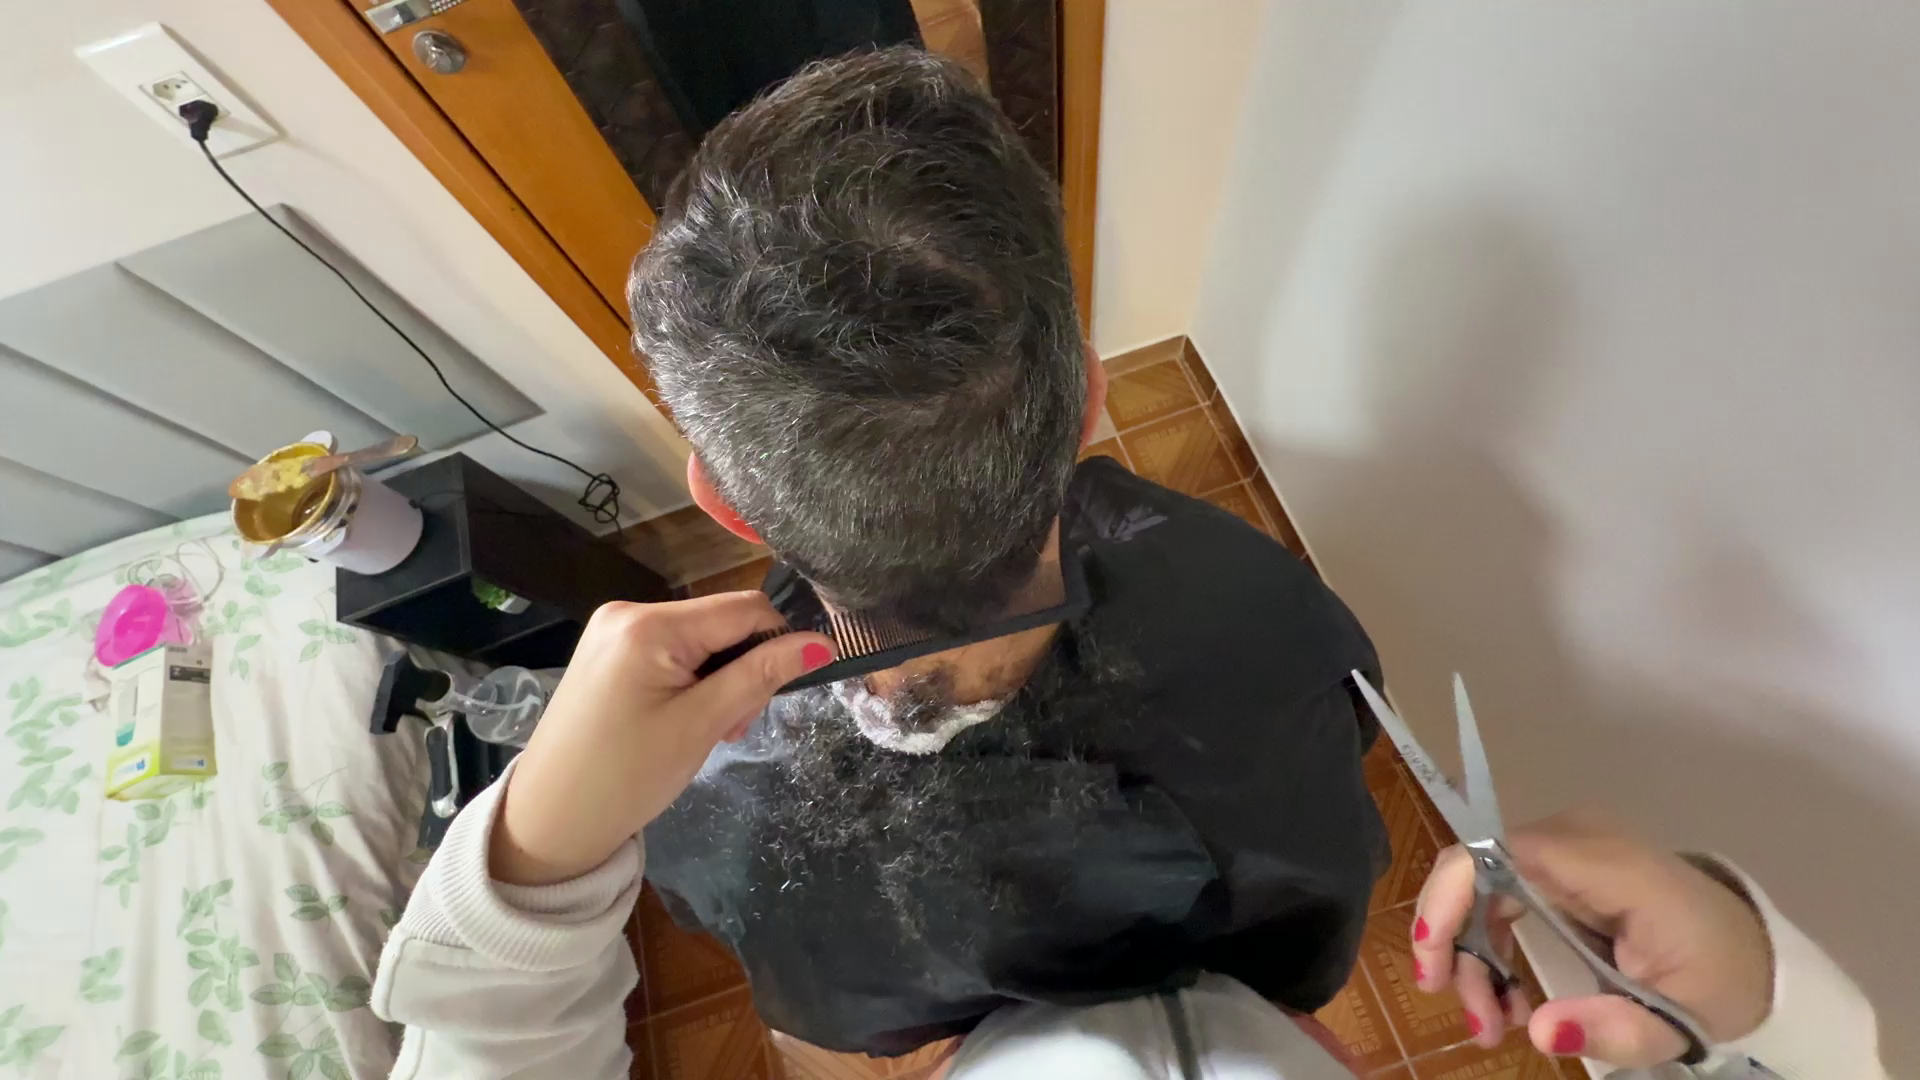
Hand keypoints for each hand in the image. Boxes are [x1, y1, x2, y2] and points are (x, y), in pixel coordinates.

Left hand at [488, 592, 832, 886]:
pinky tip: (686, 715)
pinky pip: (677, 649)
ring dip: (723, 677)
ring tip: (710, 728)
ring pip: (705, 637)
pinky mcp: (611, 651)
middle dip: (745, 667)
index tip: (781, 693)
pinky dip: (696, 679)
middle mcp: (630, 611)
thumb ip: (762, 675)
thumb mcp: (703, 725)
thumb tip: (823, 643)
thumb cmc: (626, 778)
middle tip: (734, 726)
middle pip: (725, 621)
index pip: (747, 608)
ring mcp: (616, 630)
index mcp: (650, 624)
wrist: (546, 825)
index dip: (781, 642)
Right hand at [1412, 809, 1772, 1064]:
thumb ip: (1618, 1027)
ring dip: (1468, 950)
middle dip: (1453, 942)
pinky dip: (1487, 941)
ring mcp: (1552, 846)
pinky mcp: (1547, 864)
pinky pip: (1492, 892)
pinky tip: (1503, 989)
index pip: (1489, 859)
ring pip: (1474, 886)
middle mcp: (1562, 838)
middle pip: (1470, 874)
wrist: (1759, 952)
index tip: (1433, 960)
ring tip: (1488, 1017)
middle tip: (1462, 1010)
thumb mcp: (1687, 1017)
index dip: (1448, 900)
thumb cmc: (1726, 976)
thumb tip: (1540, 1033)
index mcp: (1597, 861)